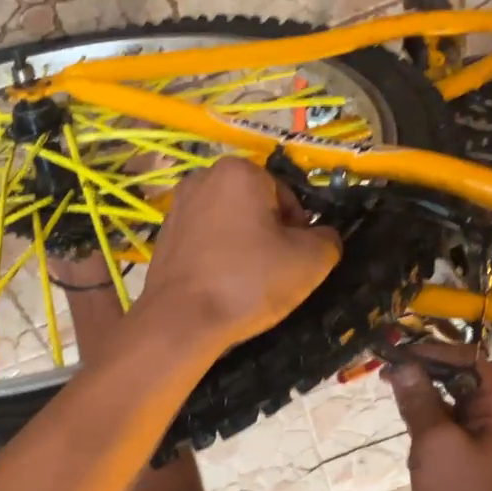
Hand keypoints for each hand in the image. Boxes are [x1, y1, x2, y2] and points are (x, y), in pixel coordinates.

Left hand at [134, 157, 340, 346]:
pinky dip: (217, 256)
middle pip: (255, 206)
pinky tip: (220, 284)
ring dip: (243, 245)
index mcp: (239, 170)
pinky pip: (204, 240)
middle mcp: (202, 177)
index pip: (287, 197)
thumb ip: (327, 239)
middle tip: (273, 272)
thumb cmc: (249, 281)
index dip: (298, 230)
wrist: (181, 320)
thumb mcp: (311, 261)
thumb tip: (322, 236)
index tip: (295, 259)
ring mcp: (177, 206)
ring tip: (246, 282)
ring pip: (228, 223)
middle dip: (269, 234)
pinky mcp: (163, 234)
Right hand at [385, 343, 491, 490]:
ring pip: (446, 407)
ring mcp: (484, 444)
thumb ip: (418, 400)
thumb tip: (402, 364)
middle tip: (384, 373)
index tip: (394, 352)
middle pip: (458, 381)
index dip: (432, 352)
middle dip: (423, 377)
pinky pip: (443, 432)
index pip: (469, 361)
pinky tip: (408, 440)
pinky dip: (423, 429)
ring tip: (394, 404)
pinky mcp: (467, 464)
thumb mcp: (435, 443)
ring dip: (420, 406)